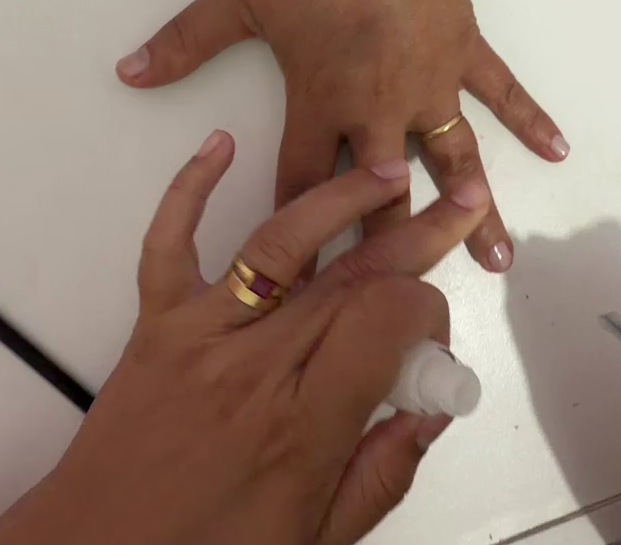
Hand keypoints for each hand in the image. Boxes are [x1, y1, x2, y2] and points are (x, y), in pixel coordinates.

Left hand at [0, 130, 493, 544]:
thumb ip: (380, 475)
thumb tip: (431, 406)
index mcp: (301, 426)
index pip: (385, 325)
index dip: (427, 308)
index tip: (435, 322)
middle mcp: (256, 365)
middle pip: (350, 278)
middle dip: (416, 234)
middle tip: (464, 199)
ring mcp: (201, 333)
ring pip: (278, 245)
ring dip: (338, 199)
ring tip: (387, 170)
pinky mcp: (156, 321)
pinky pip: (170, 244)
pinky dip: (189, 190)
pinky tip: (220, 146)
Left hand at [114, 0, 566, 272]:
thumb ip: (184, 39)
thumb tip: (123, 71)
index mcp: (322, 99)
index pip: (302, 185)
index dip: (297, 237)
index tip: (302, 291)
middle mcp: (379, 107)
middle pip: (384, 193)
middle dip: (390, 250)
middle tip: (403, 305)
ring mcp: (430, 80)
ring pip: (453, 158)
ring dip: (472, 211)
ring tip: (495, 261)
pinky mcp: (464, 48)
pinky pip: (502, 90)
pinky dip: (530, 118)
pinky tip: (559, 150)